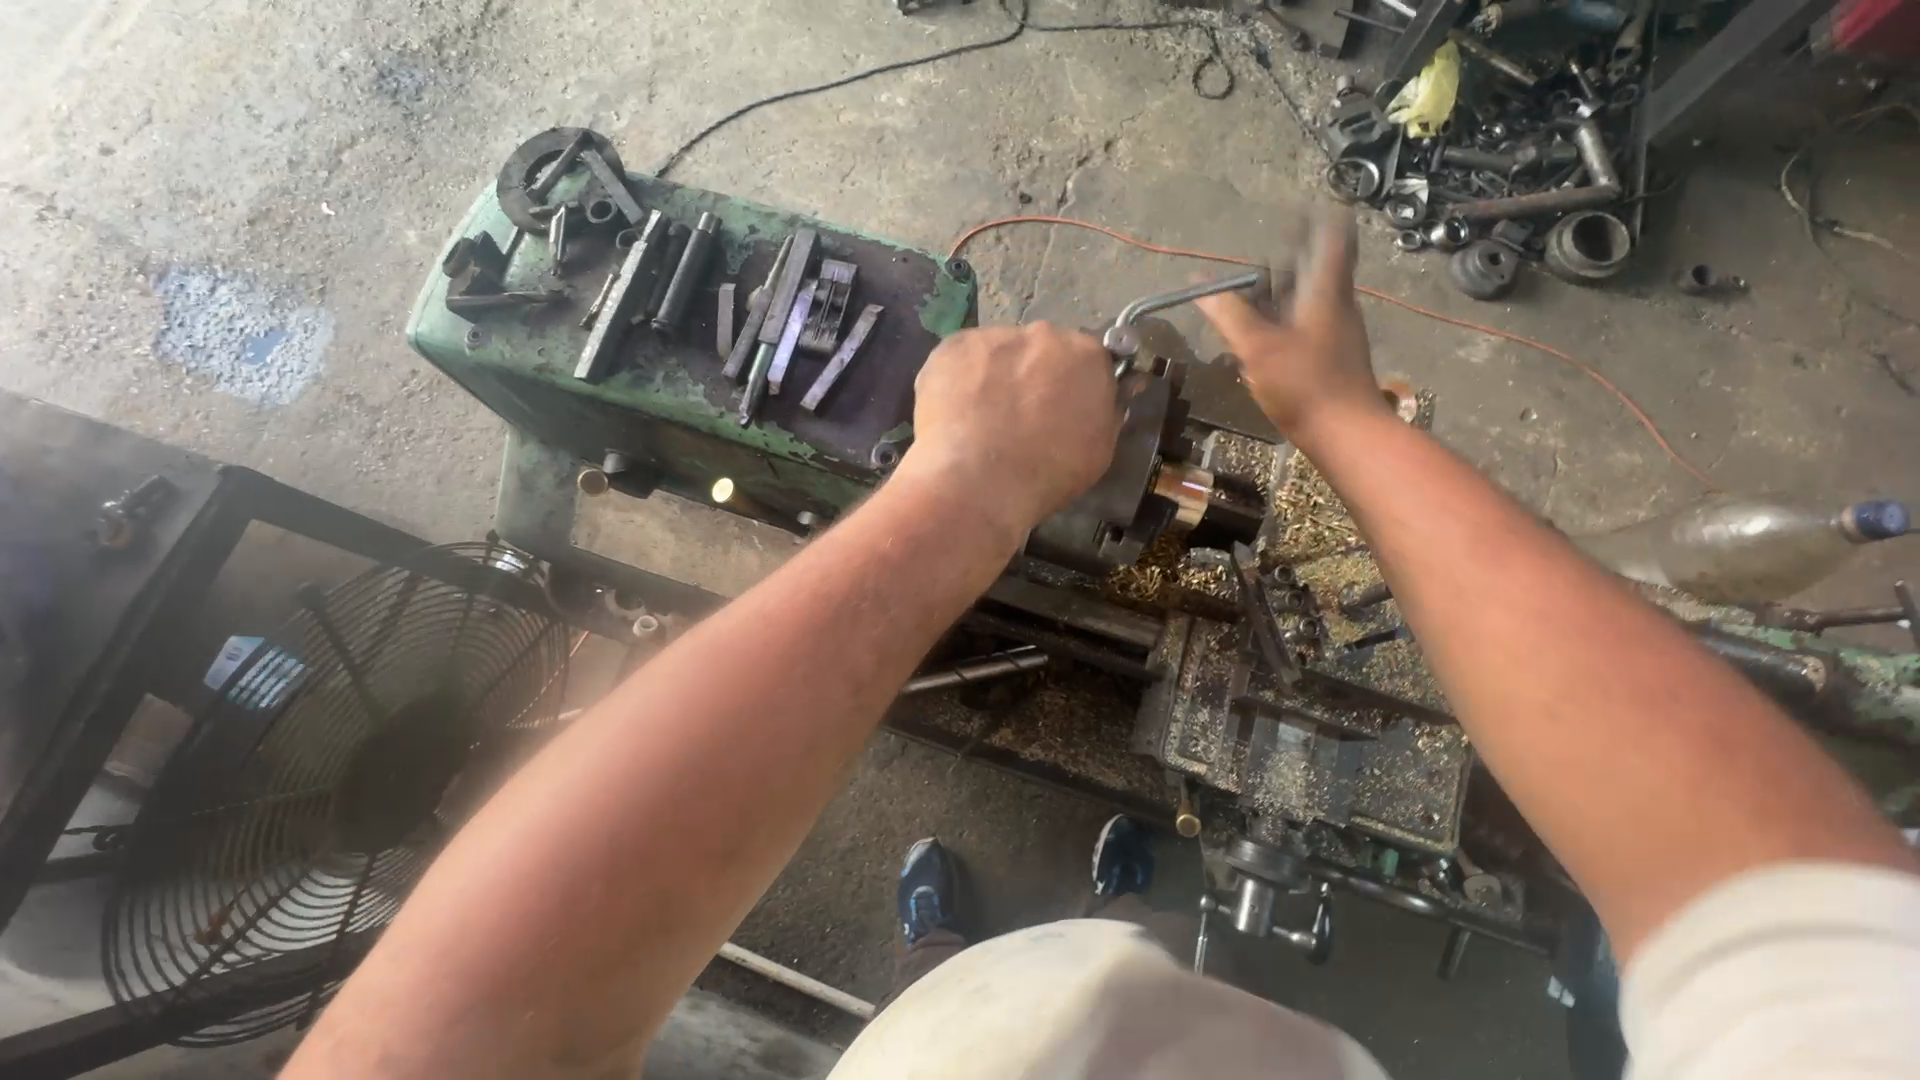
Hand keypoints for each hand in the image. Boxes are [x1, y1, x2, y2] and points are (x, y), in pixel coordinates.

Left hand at [902, 322, 1120, 541]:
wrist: (976, 484)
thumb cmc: (1046, 475)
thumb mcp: (1097, 451)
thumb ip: (1106, 411)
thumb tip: (1109, 392)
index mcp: (1087, 355)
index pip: (1085, 359)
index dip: (1072, 385)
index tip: (1060, 408)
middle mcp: (1043, 334)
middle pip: (1040, 350)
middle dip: (1032, 376)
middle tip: (1018, 417)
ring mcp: (994, 337)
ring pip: (998, 353)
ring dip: (994, 377)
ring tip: (980, 421)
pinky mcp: (951, 347)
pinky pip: (960, 360)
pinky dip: (958, 381)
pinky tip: (955, 414)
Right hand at [1196, 208, 1388, 446]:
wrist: (1346, 433)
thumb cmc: (1304, 384)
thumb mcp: (1257, 347)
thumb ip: (1229, 314)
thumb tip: (1200, 286)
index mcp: (1325, 292)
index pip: (1334, 238)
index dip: (1318, 218)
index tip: (1299, 207)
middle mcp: (1337, 305)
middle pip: (1319, 267)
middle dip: (1290, 257)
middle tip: (1262, 254)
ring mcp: (1337, 333)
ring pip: (1311, 298)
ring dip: (1284, 291)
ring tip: (1252, 293)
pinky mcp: (1332, 358)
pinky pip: (1306, 325)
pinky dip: (1284, 319)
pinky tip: (1262, 337)